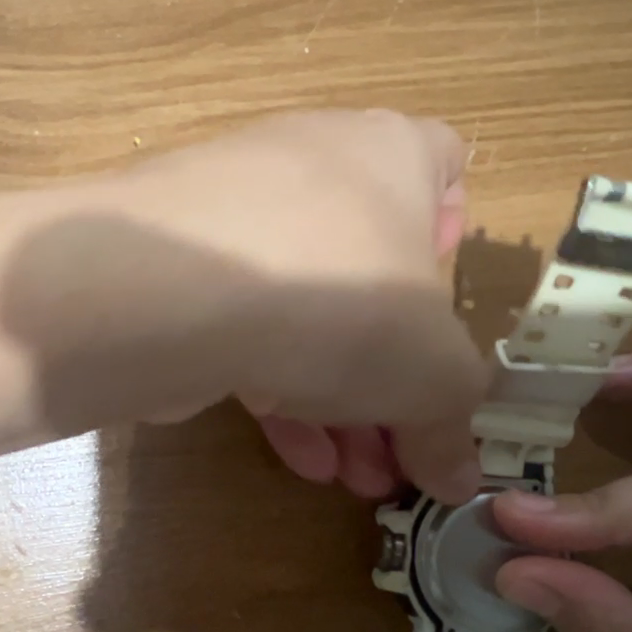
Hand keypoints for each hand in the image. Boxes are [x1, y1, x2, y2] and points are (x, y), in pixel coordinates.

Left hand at [128, 109, 488, 503]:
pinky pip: (241, 323)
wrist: (171, 292)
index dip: (452, 233)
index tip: (442, 306)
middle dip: (389, 374)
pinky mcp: (176, 265)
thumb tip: (460, 479)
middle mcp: (309, 167)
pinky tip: (297, 456)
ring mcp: (232, 214)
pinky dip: (272, 383)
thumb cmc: (341, 302)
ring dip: (334, 397)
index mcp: (388, 152)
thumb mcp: (431, 374)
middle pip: (365, 271)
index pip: (439, 164)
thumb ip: (451, 423)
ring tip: (353, 476)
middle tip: (399, 451)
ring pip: (301, 308)